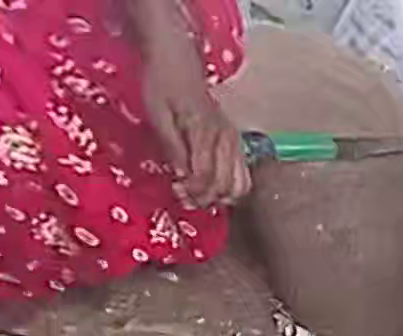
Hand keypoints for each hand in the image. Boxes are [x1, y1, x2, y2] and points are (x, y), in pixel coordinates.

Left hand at [140, 33, 249, 207]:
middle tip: (188, 201)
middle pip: (225, 184)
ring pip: (239, 186)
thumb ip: (172, 147)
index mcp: (206, 132)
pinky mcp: (239, 148)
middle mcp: (228, 141)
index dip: (194, 189)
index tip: (178, 192)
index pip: (207, 174)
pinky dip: (233, 191)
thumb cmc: (162, 87)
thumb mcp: (157, 115)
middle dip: (207, 197)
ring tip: (202, 198)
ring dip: (222, 198)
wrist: (178, 67)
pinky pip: (244, 179)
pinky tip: (217, 191)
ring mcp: (237, 145)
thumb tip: (182, 177)